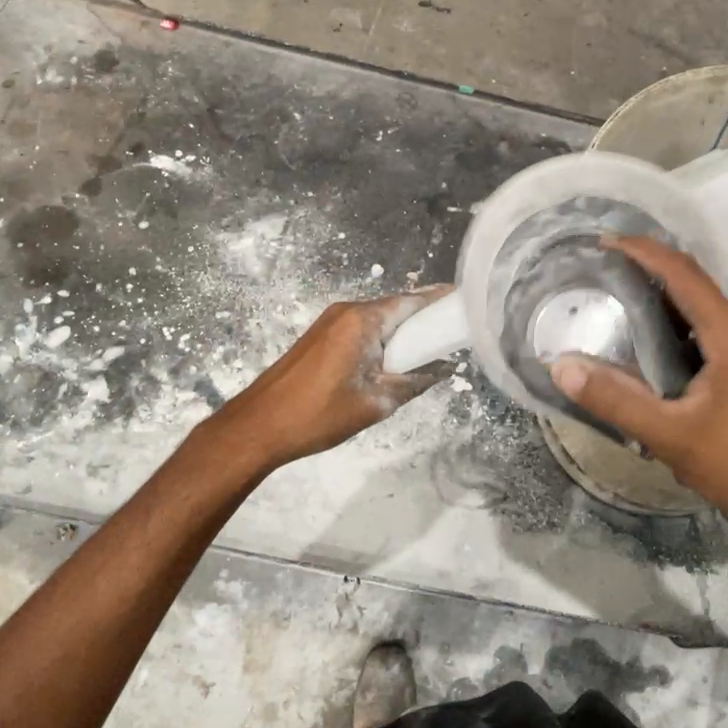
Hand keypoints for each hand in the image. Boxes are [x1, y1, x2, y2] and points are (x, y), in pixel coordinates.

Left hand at [203, 286, 453, 473]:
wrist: (257, 427)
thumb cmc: (318, 415)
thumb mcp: (376, 404)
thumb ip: (415, 382)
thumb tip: (445, 369)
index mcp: (362, 321)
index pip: (412, 301)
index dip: (442, 301)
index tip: (470, 304)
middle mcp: (347, 311)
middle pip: (397, 307)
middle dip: (426, 320)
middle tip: (457, 335)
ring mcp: (331, 322)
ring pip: (380, 320)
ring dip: (404, 333)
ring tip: (432, 353)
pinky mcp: (322, 336)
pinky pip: (364, 329)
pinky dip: (384, 340)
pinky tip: (397, 360)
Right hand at [547, 238, 727, 542]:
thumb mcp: (671, 436)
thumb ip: (616, 400)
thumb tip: (562, 366)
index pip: (682, 273)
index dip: (642, 251)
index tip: (603, 242)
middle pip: (692, 283)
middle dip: (647, 270)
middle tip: (599, 271)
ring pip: (699, 308)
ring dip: (660, 299)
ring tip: (613, 300)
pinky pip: (707, 331)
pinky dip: (674, 326)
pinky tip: (646, 345)